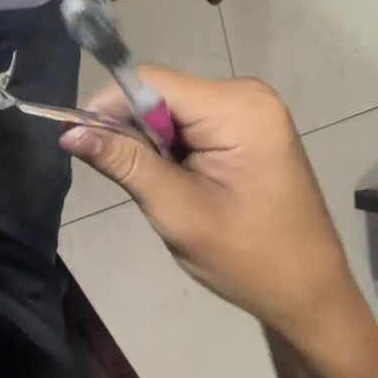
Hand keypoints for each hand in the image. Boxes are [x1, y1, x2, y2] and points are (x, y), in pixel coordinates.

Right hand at [59, 69, 360, 343]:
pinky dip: (170, 145)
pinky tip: (180, 180)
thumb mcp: (176, 211)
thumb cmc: (248, 258)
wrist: (309, 295)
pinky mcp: (247, 123)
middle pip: (157, 92)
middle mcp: (246, 94)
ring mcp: (249, 107)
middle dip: (131, 129)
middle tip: (131, 178)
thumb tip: (68, 131)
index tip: (81, 141)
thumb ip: (123, 162)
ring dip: (150, 141)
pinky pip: (187, 118)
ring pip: (167, 106)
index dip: (108, 105)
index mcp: (238, 109)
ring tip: (161, 186)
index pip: (148, 81)